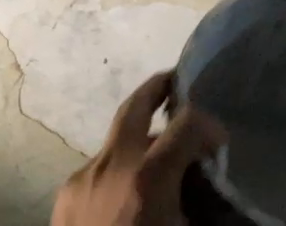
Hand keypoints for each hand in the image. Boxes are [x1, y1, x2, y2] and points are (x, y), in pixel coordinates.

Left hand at [51, 72, 226, 225]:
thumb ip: (200, 204)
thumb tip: (215, 186)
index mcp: (148, 179)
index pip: (187, 124)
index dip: (209, 125)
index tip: (221, 141)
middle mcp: (112, 165)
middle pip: (135, 105)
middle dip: (157, 88)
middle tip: (175, 82)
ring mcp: (83, 177)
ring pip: (116, 140)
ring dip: (139, 140)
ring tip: (159, 155)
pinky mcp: (64, 196)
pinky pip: (97, 168)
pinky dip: (118, 170)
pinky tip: (127, 192)